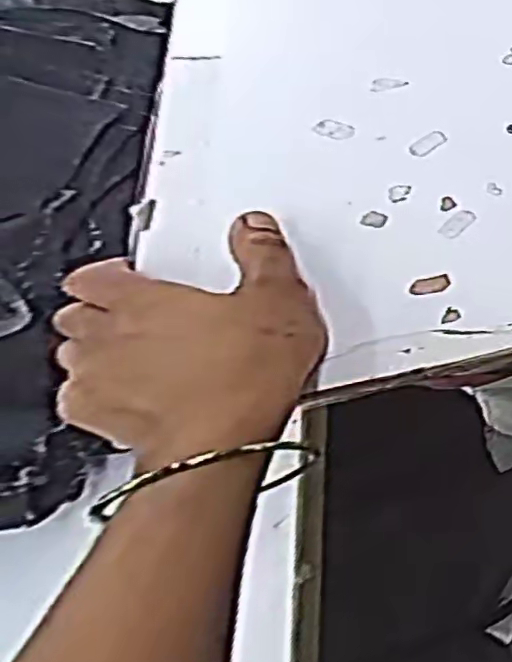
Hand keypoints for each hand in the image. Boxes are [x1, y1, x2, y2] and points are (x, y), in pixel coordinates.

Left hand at [53, 212, 326, 470]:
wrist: (226, 433)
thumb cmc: (251, 368)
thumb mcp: (282, 298)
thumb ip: (264, 256)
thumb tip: (252, 228)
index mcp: (141, 300)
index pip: (95, 274)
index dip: (116, 272)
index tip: (141, 276)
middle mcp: (104, 334)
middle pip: (80, 313)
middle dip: (110, 312)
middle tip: (156, 317)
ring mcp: (95, 375)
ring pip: (79, 353)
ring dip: (110, 350)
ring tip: (159, 356)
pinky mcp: (96, 412)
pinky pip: (86, 394)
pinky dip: (112, 389)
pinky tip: (152, 391)